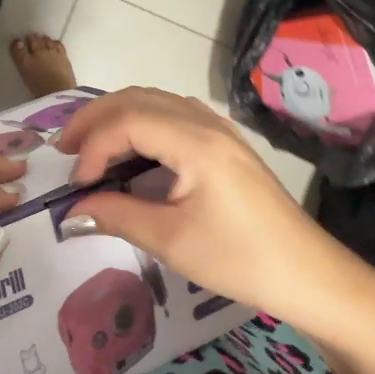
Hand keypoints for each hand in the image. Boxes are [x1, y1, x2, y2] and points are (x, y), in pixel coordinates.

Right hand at [55, 87, 348, 327]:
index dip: (92, 146)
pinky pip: (173, 112)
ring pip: (155, 100)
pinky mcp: (226, 142)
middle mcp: (205, 121)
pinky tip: (133, 149)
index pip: (126, 122)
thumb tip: (72, 212)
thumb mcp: (172, 241)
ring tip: (91, 147)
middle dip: (95, 118)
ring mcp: (219, 128)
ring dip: (117, 116)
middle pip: (136, 98)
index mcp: (194, 141)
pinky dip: (141, 121)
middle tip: (64, 149)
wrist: (310, 275)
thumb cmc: (240, 258)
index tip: (75, 183)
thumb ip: (117, 216)